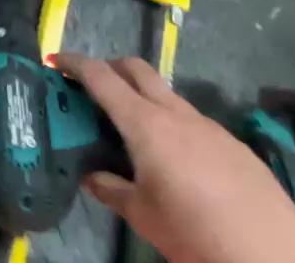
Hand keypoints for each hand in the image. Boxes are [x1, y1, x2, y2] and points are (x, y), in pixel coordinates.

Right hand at [54, 55, 294, 262]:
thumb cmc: (198, 234)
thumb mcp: (142, 215)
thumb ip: (111, 188)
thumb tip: (91, 176)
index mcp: (146, 124)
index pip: (101, 77)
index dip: (74, 63)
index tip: (54, 60)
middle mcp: (178, 116)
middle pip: (138, 69)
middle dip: (110, 67)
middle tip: (91, 85)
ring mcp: (213, 130)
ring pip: (169, 96)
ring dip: (145, 98)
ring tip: (134, 129)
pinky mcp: (240, 149)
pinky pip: (197, 123)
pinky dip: (175, 125)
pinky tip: (178, 160)